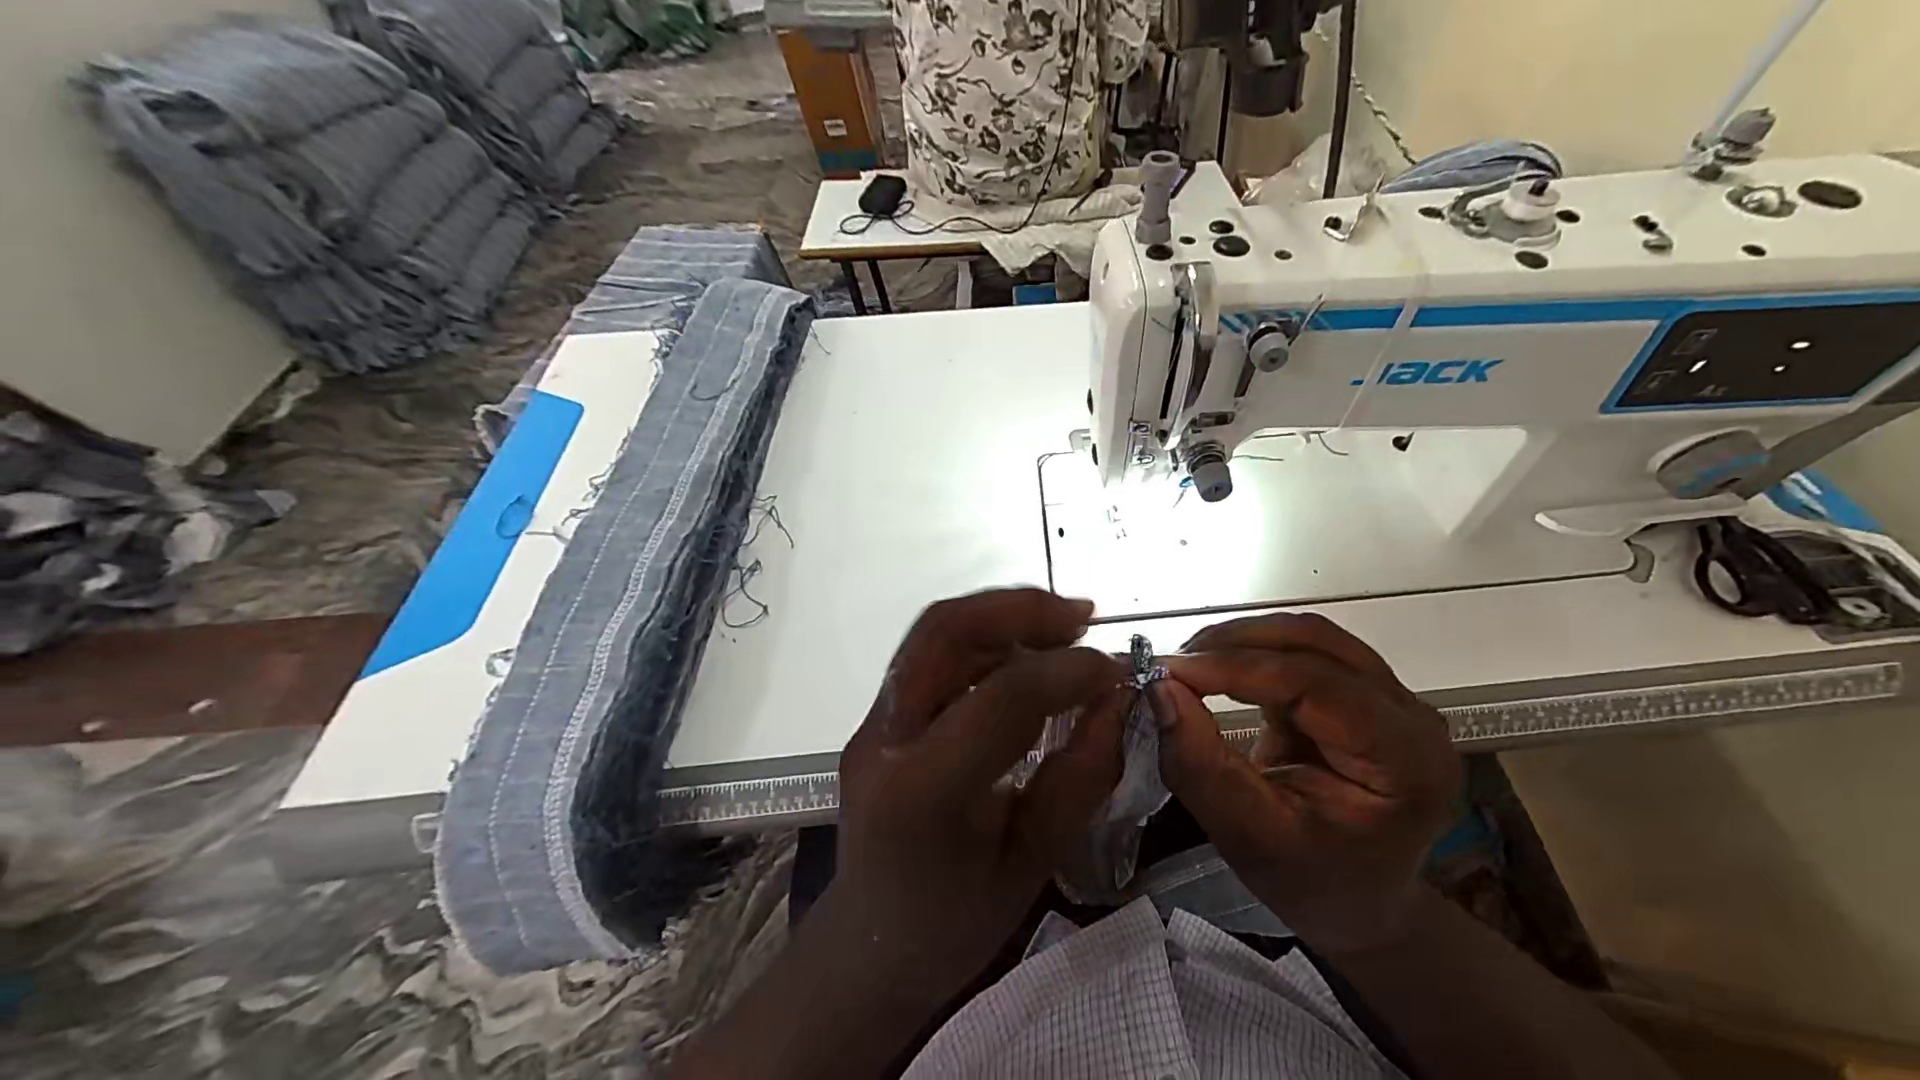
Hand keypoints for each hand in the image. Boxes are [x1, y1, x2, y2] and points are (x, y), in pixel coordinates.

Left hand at [828, 588, 1130, 992]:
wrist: (867, 946)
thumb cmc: (952, 926)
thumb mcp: (1032, 865)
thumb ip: (1079, 779)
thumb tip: (1117, 703)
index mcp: (922, 792)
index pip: (1000, 699)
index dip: (1067, 672)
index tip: (1115, 671)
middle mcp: (884, 740)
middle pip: (943, 632)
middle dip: (1018, 609)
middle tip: (1082, 616)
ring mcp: (873, 724)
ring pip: (934, 634)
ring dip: (1002, 618)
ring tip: (1064, 629)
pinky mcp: (878, 719)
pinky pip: (932, 658)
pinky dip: (985, 643)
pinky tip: (1026, 658)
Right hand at [1154, 612, 1460, 952]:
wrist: (1358, 906)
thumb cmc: (1312, 884)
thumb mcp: (1249, 837)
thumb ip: (1203, 765)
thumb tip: (1161, 689)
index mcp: (1405, 760)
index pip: (1314, 683)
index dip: (1234, 668)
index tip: (1168, 672)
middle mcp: (1410, 716)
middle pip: (1316, 643)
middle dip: (1234, 645)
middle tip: (1171, 666)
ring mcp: (1391, 699)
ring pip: (1308, 637)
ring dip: (1240, 642)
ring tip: (1186, 665)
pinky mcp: (1360, 694)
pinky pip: (1301, 652)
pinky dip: (1250, 654)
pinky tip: (1213, 671)